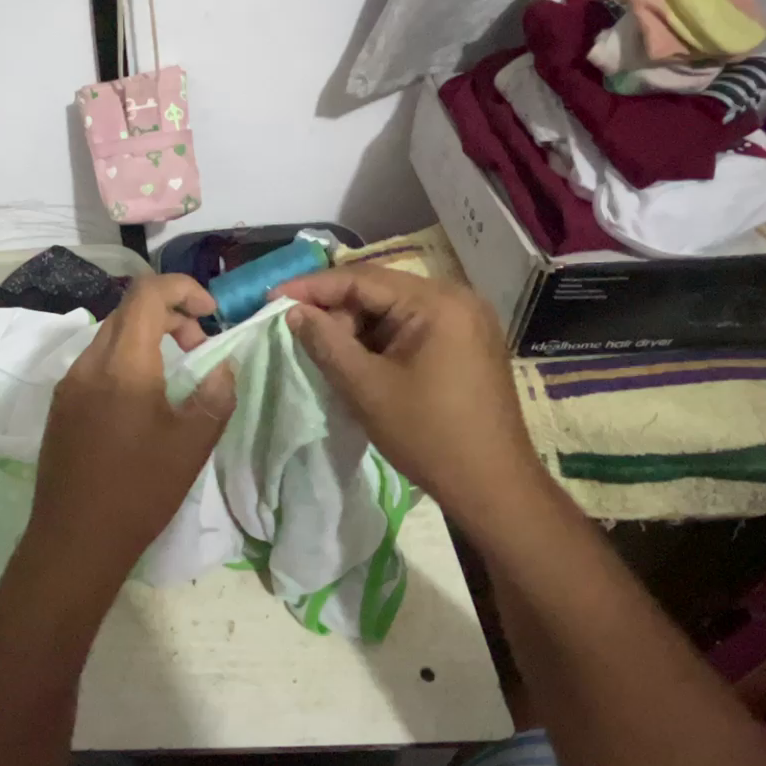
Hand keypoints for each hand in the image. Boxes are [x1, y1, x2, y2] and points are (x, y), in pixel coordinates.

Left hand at [27, 275, 236, 585]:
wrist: (73, 539)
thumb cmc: (138, 491)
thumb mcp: (191, 445)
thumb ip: (215, 395)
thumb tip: (224, 366)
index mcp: (122, 363)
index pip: (147, 293)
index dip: (183, 289)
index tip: (211, 313)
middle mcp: (89, 362)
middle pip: (128, 310)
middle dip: (170, 313)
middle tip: (200, 345)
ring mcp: (69, 384)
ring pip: (111, 335)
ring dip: (148, 337)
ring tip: (177, 372)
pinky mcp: (61, 405)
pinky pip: (96, 362)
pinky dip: (126, 359)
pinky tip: (144, 397)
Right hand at [274, 265, 546, 528]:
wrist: (493, 486)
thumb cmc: (428, 434)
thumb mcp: (366, 387)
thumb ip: (326, 342)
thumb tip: (295, 312)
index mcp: (437, 302)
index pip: (362, 279)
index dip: (312, 287)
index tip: (272, 298)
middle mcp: (457, 299)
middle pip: (379, 290)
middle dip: (334, 308)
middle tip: (297, 330)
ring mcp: (466, 322)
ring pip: (393, 309)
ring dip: (356, 326)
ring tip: (323, 349)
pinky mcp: (466, 344)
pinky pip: (412, 327)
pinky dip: (380, 339)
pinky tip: (357, 360)